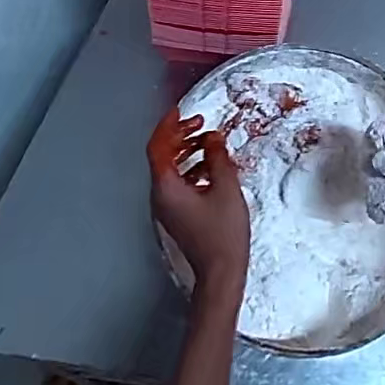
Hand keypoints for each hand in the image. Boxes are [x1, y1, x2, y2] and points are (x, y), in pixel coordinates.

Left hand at [146, 109, 249, 305]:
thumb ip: (218, 158)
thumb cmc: (223, 233)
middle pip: (162, 157)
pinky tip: (212, 168)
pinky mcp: (177, 215)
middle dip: (180, 136)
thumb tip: (213, 138)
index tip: (179, 111)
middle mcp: (160, 196)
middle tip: (200, 124)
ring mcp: (166, 208)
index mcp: (166, 187)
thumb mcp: (226, 188)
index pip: (158, 147)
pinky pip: (178, 183)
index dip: (167, 126)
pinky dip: (191, 169)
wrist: (220, 274)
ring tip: (210, 143)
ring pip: (171, 170)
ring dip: (187, 152)